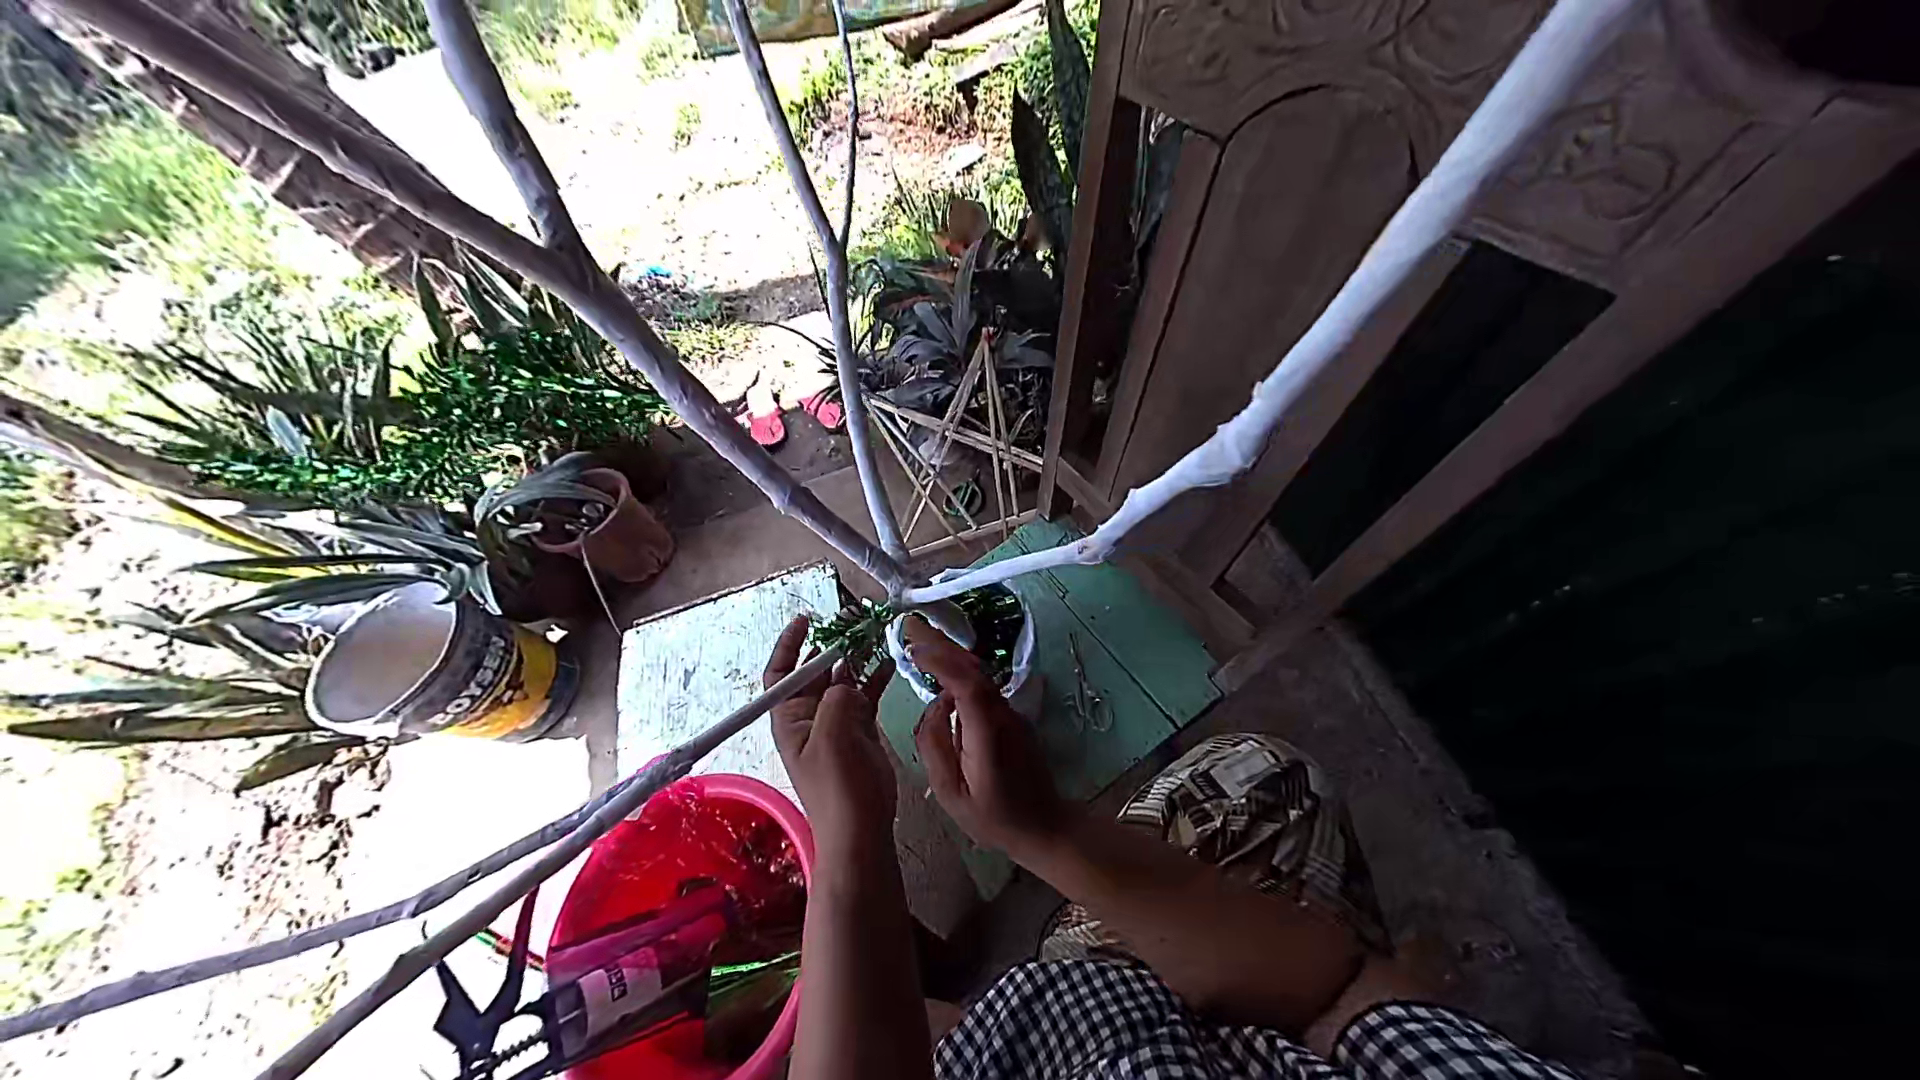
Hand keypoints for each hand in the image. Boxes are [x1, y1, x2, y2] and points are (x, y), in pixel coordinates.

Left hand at [765, 616, 897, 856]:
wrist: (861, 828)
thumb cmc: (837, 786)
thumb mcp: (831, 737)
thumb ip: (837, 699)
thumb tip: (848, 682)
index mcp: (790, 717)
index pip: (781, 673)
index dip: (789, 644)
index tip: (806, 620)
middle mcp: (810, 715)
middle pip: (817, 670)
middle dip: (834, 645)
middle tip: (857, 621)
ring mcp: (837, 721)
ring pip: (845, 678)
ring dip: (859, 657)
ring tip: (877, 634)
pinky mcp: (861, 727)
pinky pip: (866, 693)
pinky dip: (876, 677)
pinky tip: (890, 662)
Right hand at [907, 617, 1065, 853]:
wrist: (1045, 826)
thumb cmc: (995, 817)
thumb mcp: (951, 793)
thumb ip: (935, 746)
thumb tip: (935, 706)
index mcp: (988, 733)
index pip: (967, 684)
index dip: (942, 661)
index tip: (916, 651)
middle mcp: (1004, 716)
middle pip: (976, 671)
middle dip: (945, 651)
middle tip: (915, 640)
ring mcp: (1013, 715)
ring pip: (982, 679)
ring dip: (954, 662)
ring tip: (925, 656)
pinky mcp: (1015, 719)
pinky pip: (987, 692)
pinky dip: (964, 679)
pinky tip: (947, 683)